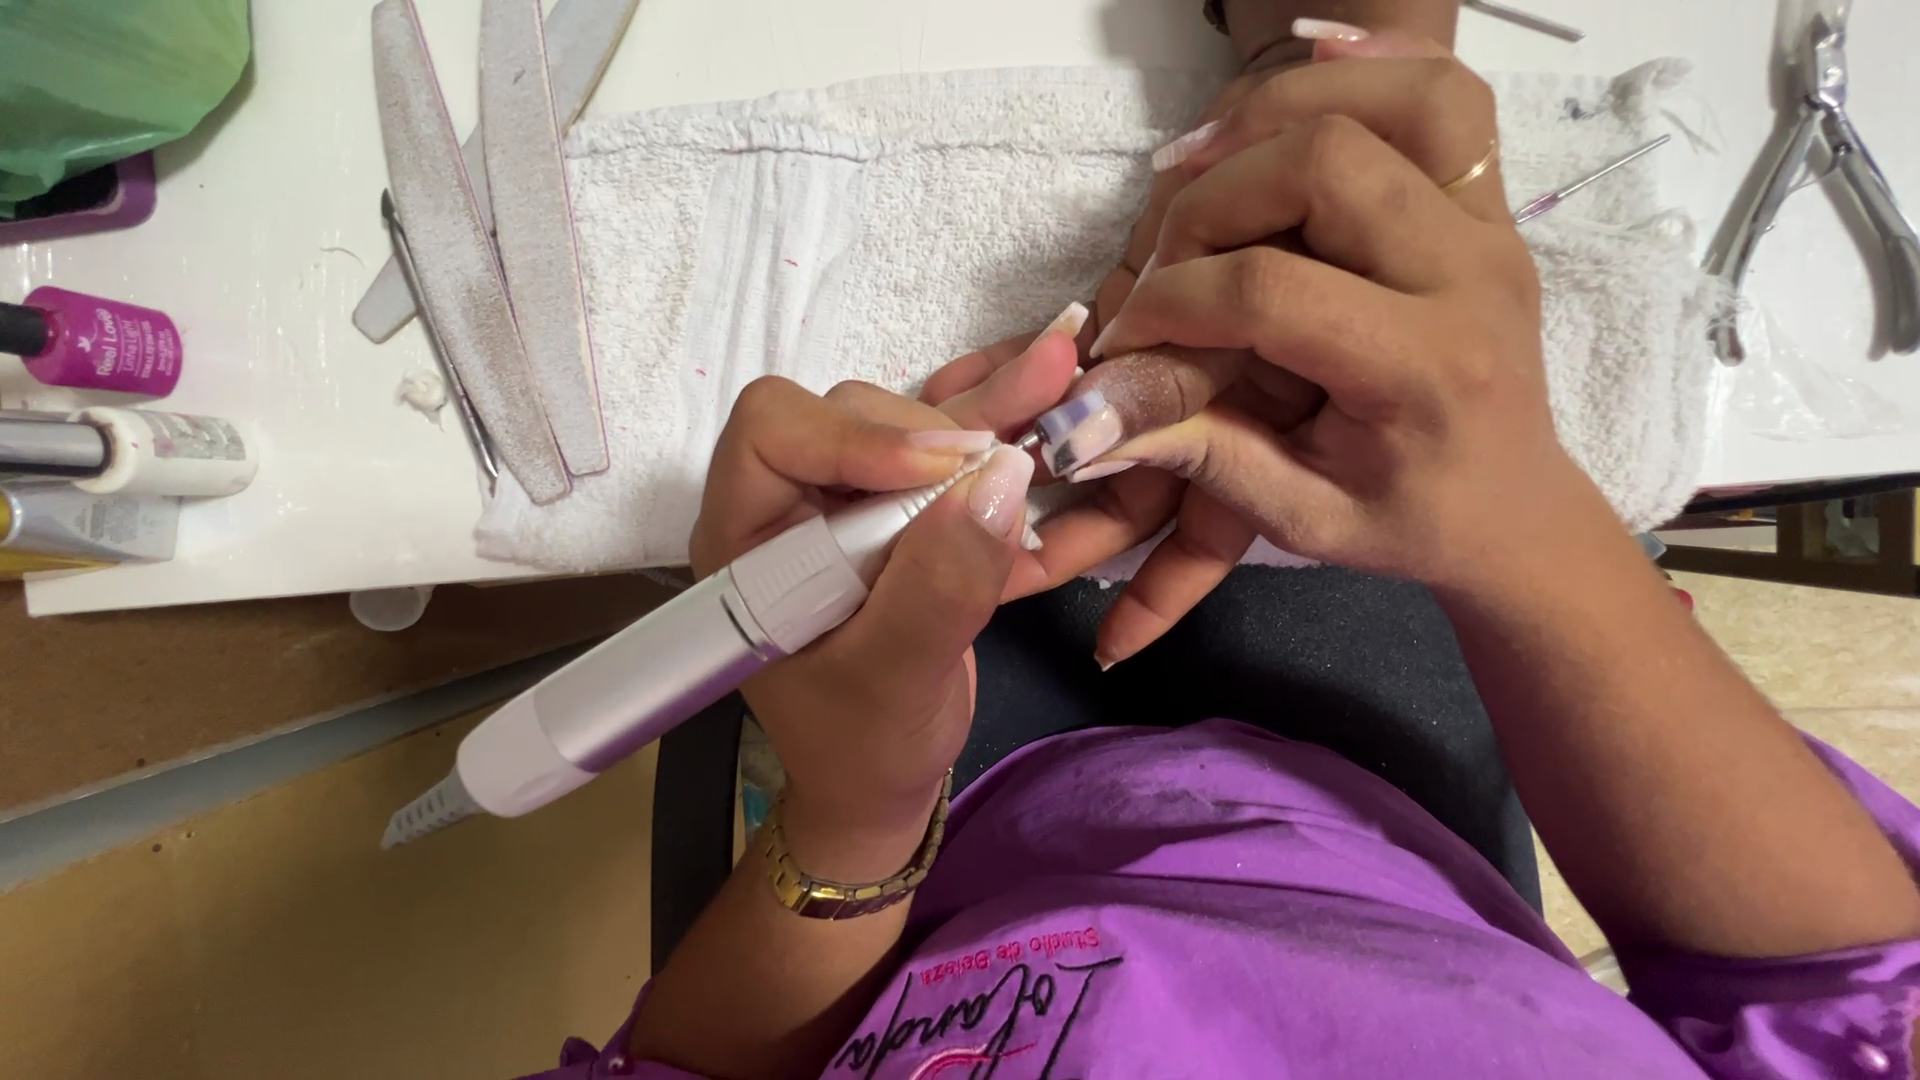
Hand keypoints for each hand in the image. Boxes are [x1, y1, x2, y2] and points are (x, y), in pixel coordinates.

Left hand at [689, 333, 1073, 878]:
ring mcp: (841, 506)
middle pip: (844, 415)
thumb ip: (938, 588)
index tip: (942, 473)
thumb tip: (998, 480)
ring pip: (899, 425)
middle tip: (994, 477)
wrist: (882, 774)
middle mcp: (786, 507)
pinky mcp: (890, 515)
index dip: (856, 436)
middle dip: (924, 438)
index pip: (773, 433)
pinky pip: (936, 457)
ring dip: (967, 428)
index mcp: (747, 541)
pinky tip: (1030, 413)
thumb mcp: (898, 678)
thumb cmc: (866, 742)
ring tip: (1034, 413)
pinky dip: (983, 443)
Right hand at [1085, 39, 1574, 592]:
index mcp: (1420, 367)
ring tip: (1202, 167)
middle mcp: (1469, 274)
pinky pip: (1441, 98)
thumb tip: (1096, 415)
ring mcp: (1490, 225)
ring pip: (1394, 100)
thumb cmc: (1408, 524)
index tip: (1124, 340)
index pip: (1269, 290)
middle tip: (1164, 265)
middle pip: (1323, 164)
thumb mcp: (1300, 518)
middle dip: (1210, 205)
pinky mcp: (1487, 205)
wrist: (1513, 510)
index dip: (1173, 303)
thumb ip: (1205, 458)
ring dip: (1276, 116)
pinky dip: (1362, 73)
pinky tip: (1287, 104)